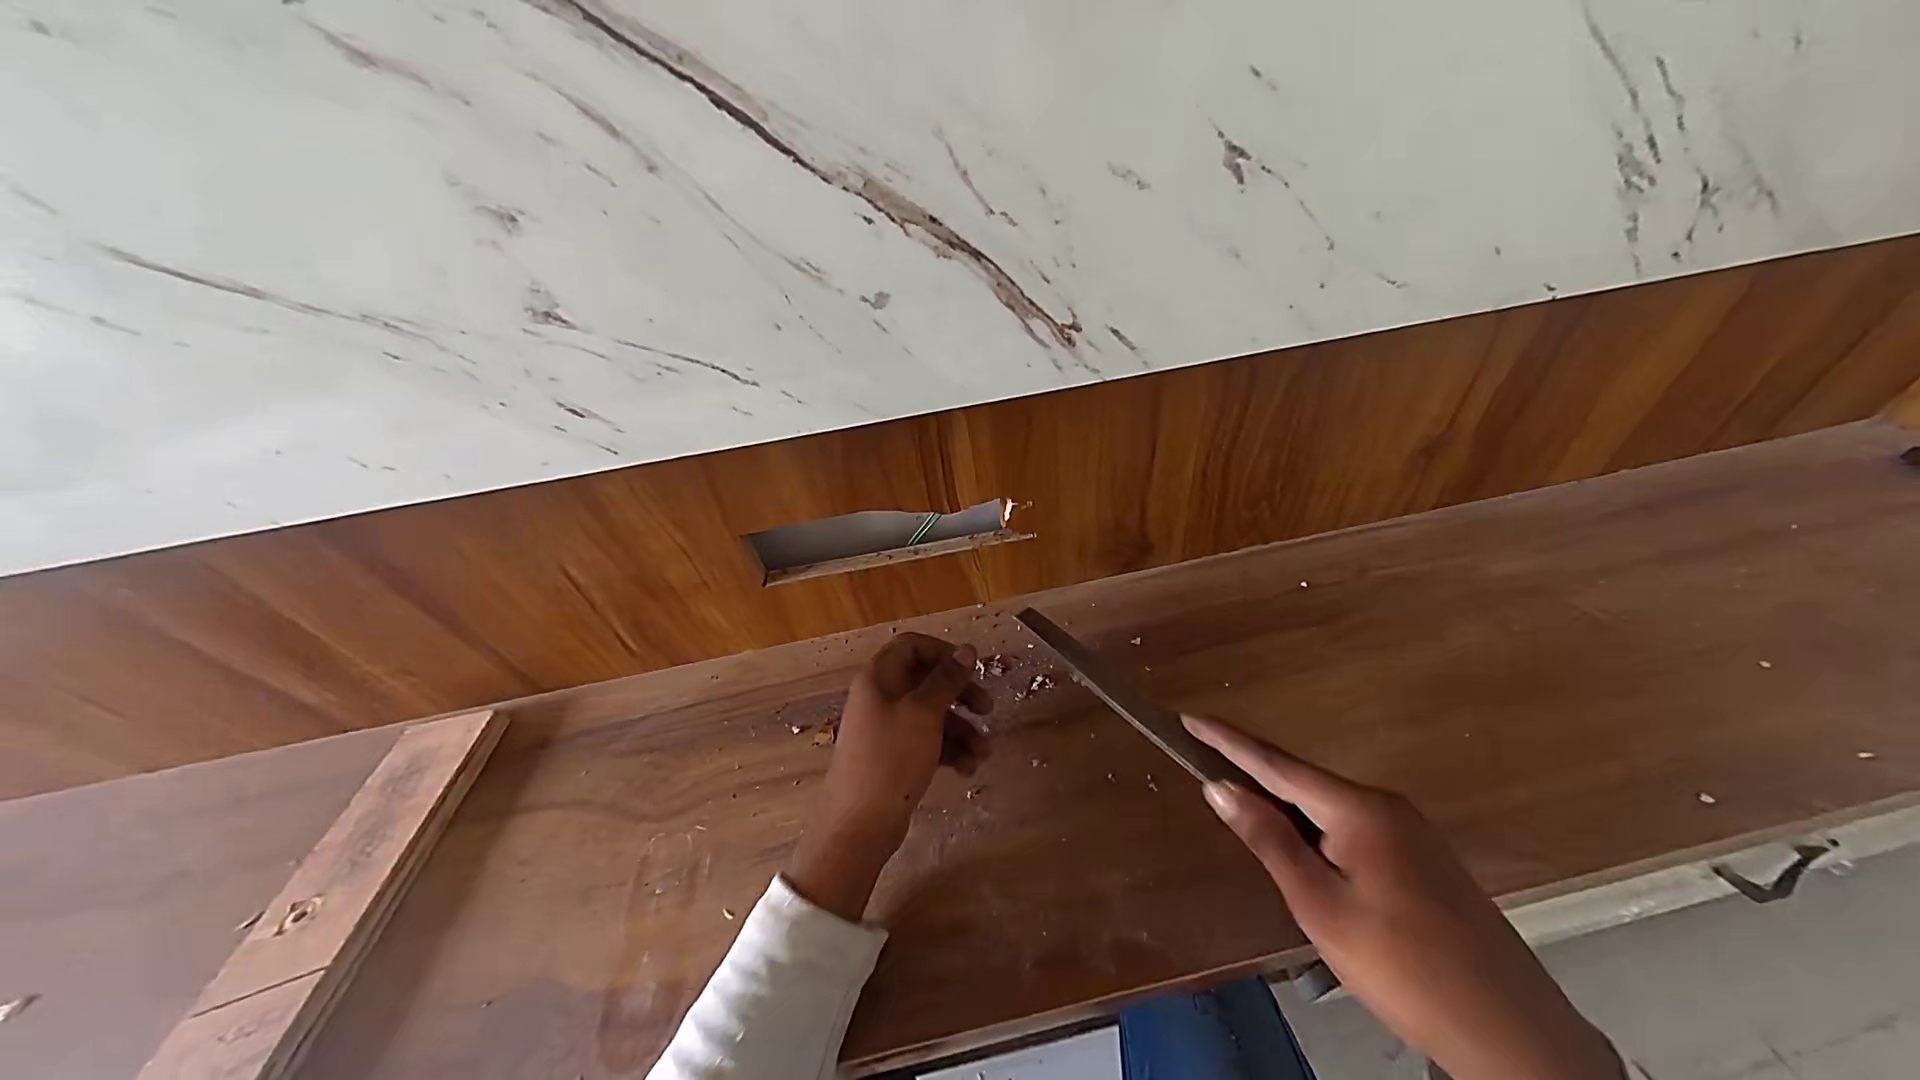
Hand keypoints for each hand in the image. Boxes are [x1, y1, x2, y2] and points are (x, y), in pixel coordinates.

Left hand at [785, 633, 991, 920]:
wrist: (860, 824)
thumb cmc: (891, 758)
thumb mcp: (924, 713)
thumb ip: (947, 680)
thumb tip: (967, 649)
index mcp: (879, 678)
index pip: (911, 646)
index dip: (942, 652)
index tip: (970, 668)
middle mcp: (881, 698)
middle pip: (926, 681)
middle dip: (960, 695)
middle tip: (987, 709)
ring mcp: (886, 729)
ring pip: (931, 715)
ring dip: (961, 729)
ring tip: (984, 751)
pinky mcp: (894, 757)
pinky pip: (926, 742)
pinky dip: (949, 750)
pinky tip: (968, 768)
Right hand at [1185, 715, 1623, 1079]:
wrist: (1514, 1035)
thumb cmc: (1403, 967)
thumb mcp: (1319, 904)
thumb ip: (1268, 839)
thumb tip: (1220, 788)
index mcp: (1359, 809)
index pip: (1275, 763)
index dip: (1226, 740)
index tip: (1189, 718)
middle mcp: (1387, 806)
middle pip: (1303, 783)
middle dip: (1254, 779)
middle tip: (1208, 775)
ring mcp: (1411, 830)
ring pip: (1327, 808)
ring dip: (1285, 812)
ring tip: (1250, 826)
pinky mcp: (1423, 857)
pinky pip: (1352, 828)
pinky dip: (1316, 832)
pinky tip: (1307, 859)